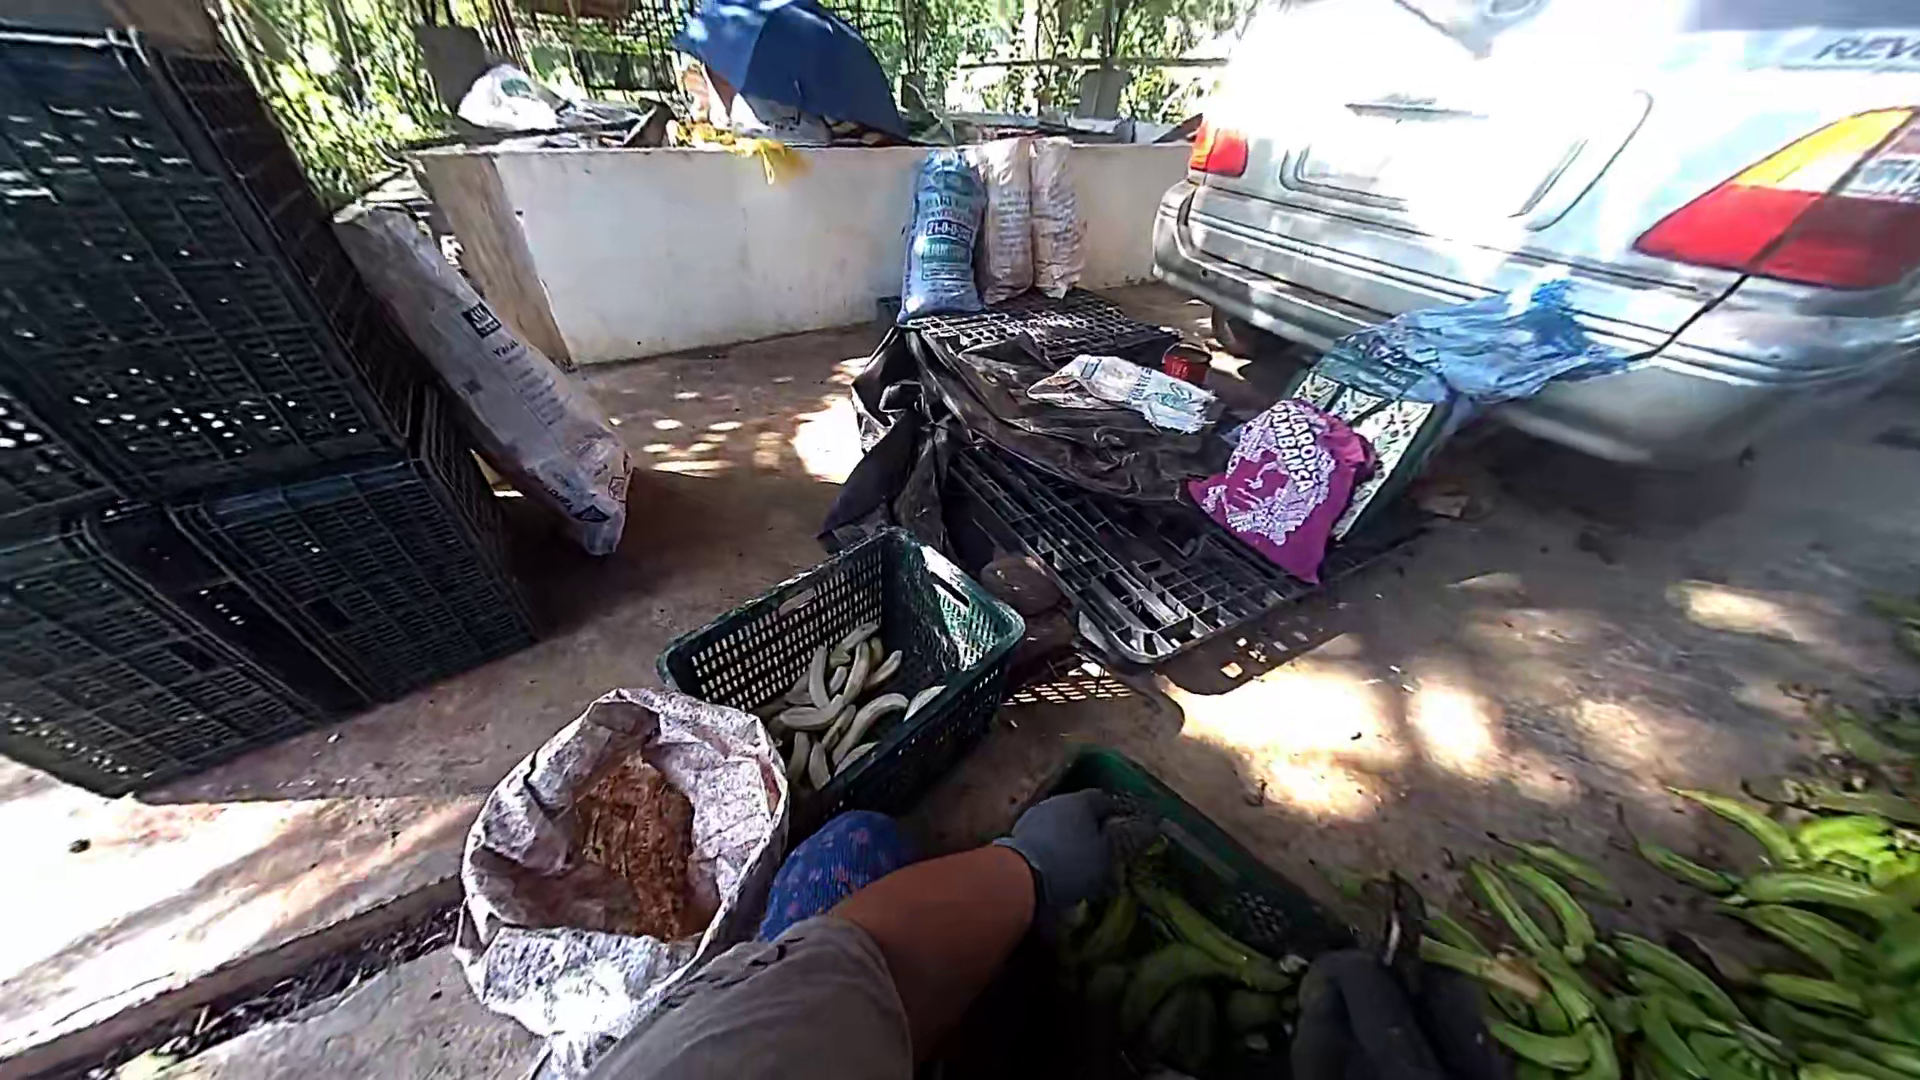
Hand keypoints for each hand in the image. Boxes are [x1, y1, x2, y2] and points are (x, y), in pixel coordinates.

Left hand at [993, 789, 1114, 924]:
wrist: (1022, 874)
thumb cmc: (1072, 862)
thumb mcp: (1106, 856)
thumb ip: (1122, 841)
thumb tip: (1140, 828)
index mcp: (1081, 800)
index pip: (1104, 799)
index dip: (1116, 814)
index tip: (1124, 831)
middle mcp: (1058, 800)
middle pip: (1080, 810)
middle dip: (1091, 827)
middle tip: (1103, 848)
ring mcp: (1036, 813)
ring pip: (1061, 822)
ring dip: (1071, 837)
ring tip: (1080, 861)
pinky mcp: (1021, 831)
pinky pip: (1045, 836)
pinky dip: (1054, 846)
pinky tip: (1058, 865)